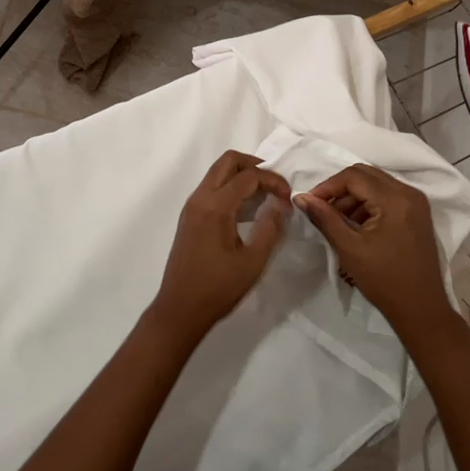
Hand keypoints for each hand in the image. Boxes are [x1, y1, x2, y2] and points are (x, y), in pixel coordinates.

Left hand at [151, 150, 290, 335]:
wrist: (180, 309)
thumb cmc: (218, 288)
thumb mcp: (253, 260)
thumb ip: (270, 227)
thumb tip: (282, 203)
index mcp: (216, 206)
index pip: (248, 176)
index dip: (273, 180)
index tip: (289, 196)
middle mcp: (200, 198)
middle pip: (228, 161)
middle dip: (255, 165)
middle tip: (275, 184)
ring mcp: (191, 206)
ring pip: (217, 172)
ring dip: (241, 175)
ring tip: (265, 195)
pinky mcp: (189, 216)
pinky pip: (211, 187)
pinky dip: (230, 187)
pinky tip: (246, 208)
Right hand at [296, 164, 453, 336]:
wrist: (421, 309)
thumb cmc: (384, 280)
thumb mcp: (349, 248)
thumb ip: (324, 218)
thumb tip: (300, 198)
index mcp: (395, 199)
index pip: (354, 177)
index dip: (328, 186)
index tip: (310, 202)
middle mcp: (409, 193)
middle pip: (366, 174)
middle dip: (340, 188)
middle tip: (322, 208)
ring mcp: (416, 202)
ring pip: (376, 183)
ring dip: (354, 196)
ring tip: (336, 219)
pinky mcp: (417, 213)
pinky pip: (388, 195)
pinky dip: (369, 203)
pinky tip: (356, 224)